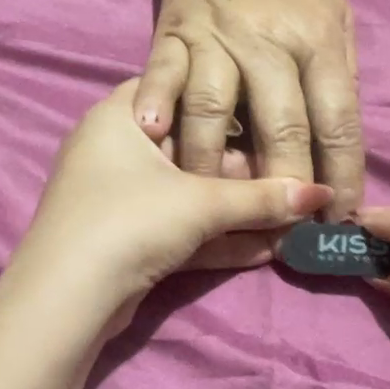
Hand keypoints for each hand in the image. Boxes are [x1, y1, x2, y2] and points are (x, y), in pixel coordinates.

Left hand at [11, 79, 333, 328]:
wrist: (68, 298)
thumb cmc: (130, 220)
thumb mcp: (202, 203)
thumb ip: (263, 197)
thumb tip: (321, 195)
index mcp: (121, 115)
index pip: (185, 90)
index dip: (236, 104)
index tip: (280, 115)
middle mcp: (115, 149)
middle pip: (193, 150)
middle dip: (246, 173)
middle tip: (297, 181)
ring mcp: (119, 199)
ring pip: (189, 197)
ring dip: (237, 214)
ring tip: (291, 223)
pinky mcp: (126, 241)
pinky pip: (180, 231)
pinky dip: (217, 240)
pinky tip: (265, 251)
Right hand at [135, 0, 363, 218]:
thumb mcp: (335, 15)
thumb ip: (339, 78)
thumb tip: (342, 153)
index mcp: (318, 37)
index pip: (338, 119)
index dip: (343, 175)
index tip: (342, 221)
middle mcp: (269, 40)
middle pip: (281, 126)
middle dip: (286, 188)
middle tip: (287, 239)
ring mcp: (215, 37)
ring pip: (216, 110)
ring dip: (217, 165)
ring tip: (217, 210)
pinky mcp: (171, 33)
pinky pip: (162, 73)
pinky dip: (156, 101)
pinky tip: (153, 134)